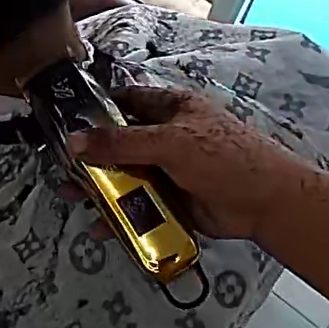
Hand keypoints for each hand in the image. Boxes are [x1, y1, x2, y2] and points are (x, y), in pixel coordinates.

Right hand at [68, 87, 319, 239]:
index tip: (68, 120)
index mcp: (173, 109)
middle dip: (93, 156)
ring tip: (71, 196)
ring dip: (100, 188)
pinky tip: (101, 227)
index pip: (130, 100)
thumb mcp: (170, 143)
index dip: (101, 108)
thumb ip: (121, 142)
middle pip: (121, 142)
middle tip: (62, 167)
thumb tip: (74, 142)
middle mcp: (168, 137)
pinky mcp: (171, 201)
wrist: (265, 204)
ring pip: (126, 177)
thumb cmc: (223, 158)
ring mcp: (169, 170)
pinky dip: (119, 215)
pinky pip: (138, 205)